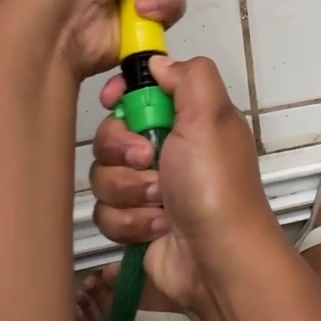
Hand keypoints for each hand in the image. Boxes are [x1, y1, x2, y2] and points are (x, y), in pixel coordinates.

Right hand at [89, 56, 276, 308]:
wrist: (217, 258)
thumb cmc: (215, 182)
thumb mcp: (211, 115)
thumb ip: (189, 77)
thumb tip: (160, 62)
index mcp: (190, 117)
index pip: (141, 91)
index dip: (123, 94)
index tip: (114, 100)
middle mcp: (169, 148)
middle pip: (112, 134)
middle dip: (123, 150)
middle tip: (150, 160)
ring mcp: (150, 186)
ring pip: (104, 175)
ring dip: (129, 191)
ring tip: (160, 202)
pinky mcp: (136, 221)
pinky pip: (105, 212)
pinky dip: (129, 221)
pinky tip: (157, 228)